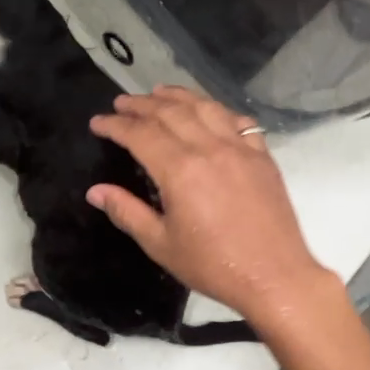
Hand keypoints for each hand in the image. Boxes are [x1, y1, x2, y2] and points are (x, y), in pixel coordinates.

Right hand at [87, 86, 328, 318]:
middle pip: (171, 113)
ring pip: (205, 108)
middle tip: (121, 103)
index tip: (97, 122)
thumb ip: (127, 212)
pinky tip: (207, 111)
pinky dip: (215, 109)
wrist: (273, 276)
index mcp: (180, 171)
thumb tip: (96, 191)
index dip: (115, 125)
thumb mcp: (160, 244)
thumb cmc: (212, 265)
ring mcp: (241, 149)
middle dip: (142, 105)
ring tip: (159, 93)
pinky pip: (237, 120)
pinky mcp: (262, 157)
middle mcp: (210, 148)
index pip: (140, 135)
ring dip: (178, 97)